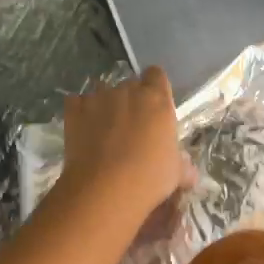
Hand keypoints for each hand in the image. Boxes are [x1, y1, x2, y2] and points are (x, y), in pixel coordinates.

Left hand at [57, 66, 191, 222]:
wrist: (105, 188)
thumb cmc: (149, 178)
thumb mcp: (175, 174)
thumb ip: (182, 166)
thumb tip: (189, 172)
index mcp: (156, 99)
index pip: (156, 75)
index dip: (154, 87)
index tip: (154, 106)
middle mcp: (127, 90)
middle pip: (130, 85)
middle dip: (130, 100)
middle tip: (131, 127)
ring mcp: (98, 97)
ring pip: (103, 92)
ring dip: (105, 106)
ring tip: (104, 132)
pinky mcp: (74, 108)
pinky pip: (77, 103)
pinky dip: (80, 113)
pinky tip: (82, 131)